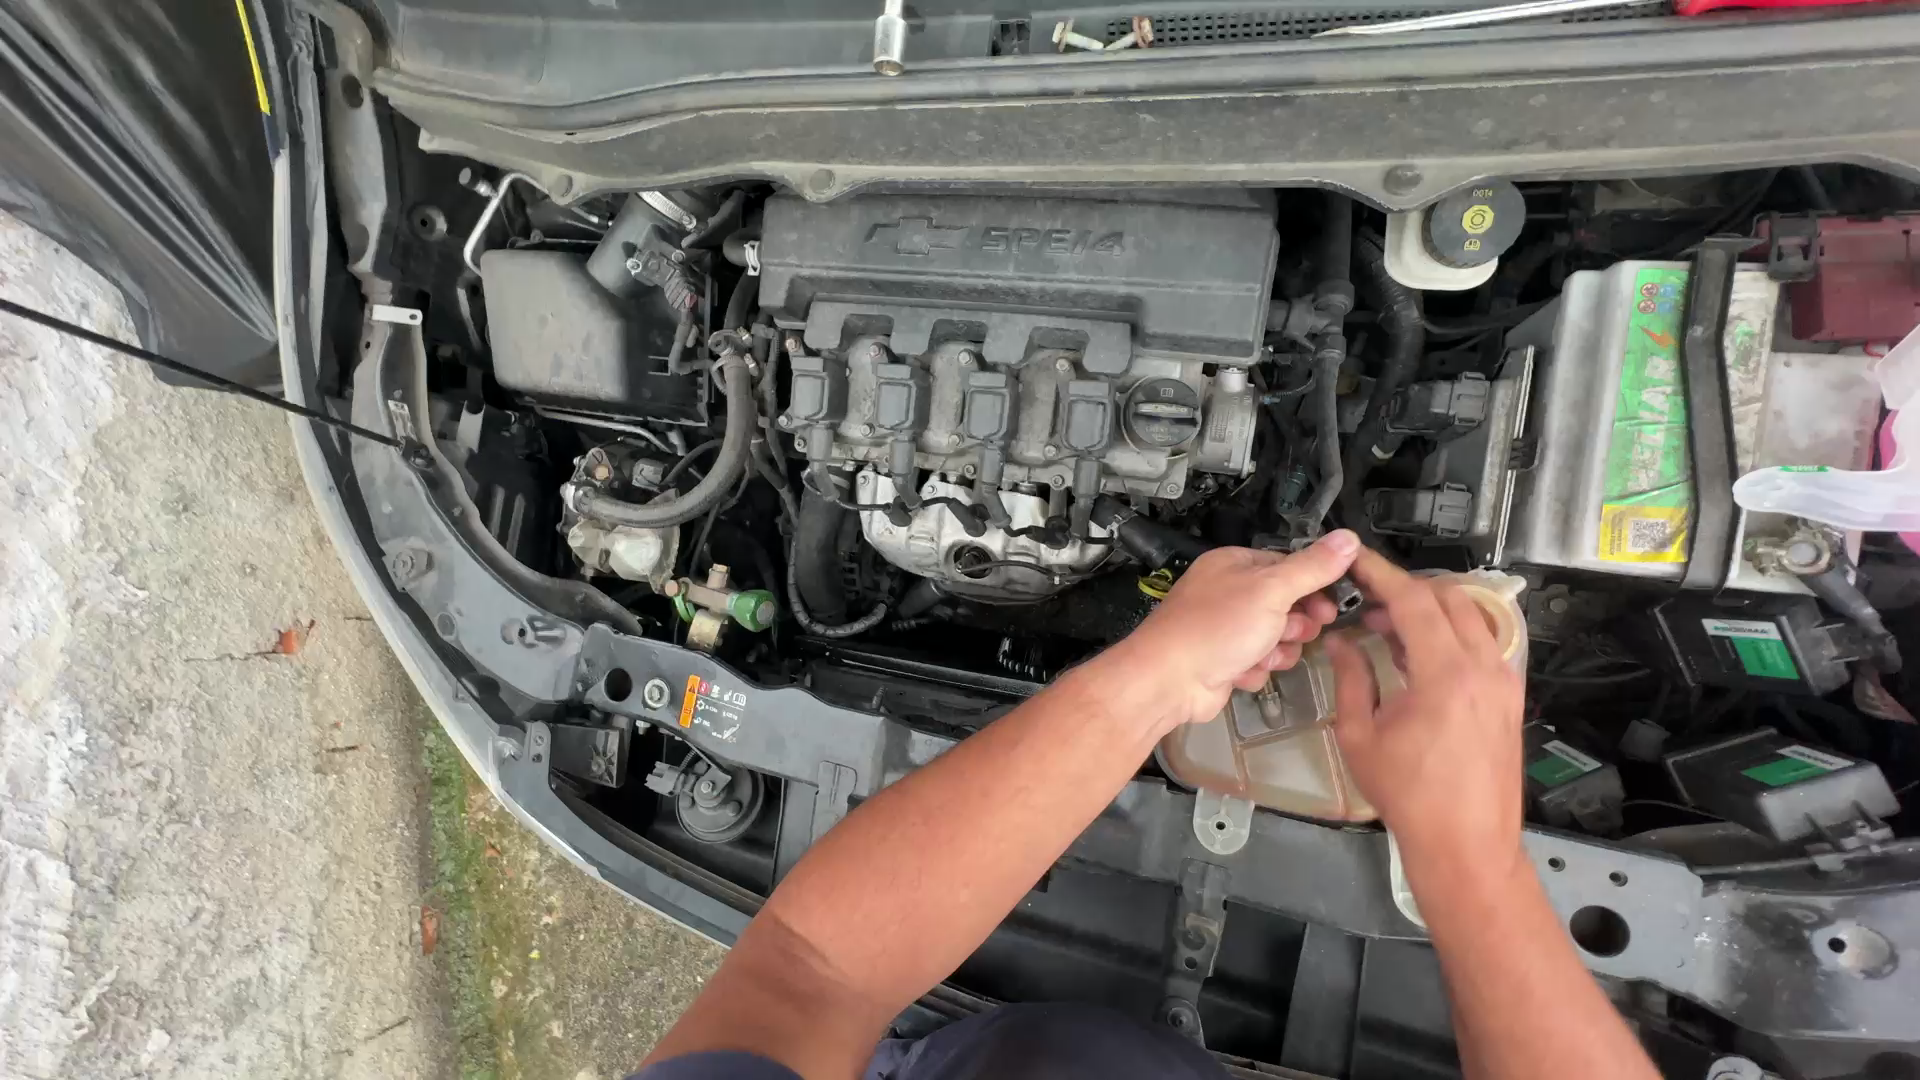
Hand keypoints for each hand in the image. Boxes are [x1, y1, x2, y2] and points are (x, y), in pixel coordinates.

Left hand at [1101, 531, 1359, 730]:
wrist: (1170, 680)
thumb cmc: (1216, 627)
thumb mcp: (1270, 590)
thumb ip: (1312, 567)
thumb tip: (1348, 537)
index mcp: (1234, 564)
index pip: (1289, 567)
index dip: (1314, 588)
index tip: (1330, 607)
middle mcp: (1227, 591)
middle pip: (1286, 605)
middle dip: (1294, 624)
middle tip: (1290, 632)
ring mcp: (1224, 627)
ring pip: (1276, 638)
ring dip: (1276, 650)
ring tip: (1261, 654)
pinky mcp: (1223, 659)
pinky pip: (1258, 662)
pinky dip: (1255, 669)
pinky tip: (1240, 672)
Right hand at [1327, 549, 1525, 872]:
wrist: (1466, 843)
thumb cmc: (1407, 793)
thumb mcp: (1359, 734)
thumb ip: (1350, 677)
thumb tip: (1341, 642)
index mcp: (1445, 675)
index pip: (1414, 601)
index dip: (1380, 574)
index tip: (1355, 560)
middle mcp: (1484, 670)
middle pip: (1449, 597)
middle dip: (1404, 587)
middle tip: (1364, 599)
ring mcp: (1503, 682)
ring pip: (1471, 616)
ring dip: (1428, 608)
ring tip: (1384, 625)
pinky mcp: (1508, 697)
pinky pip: (1481, 642)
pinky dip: (1447, 632)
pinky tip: (1414, 653)